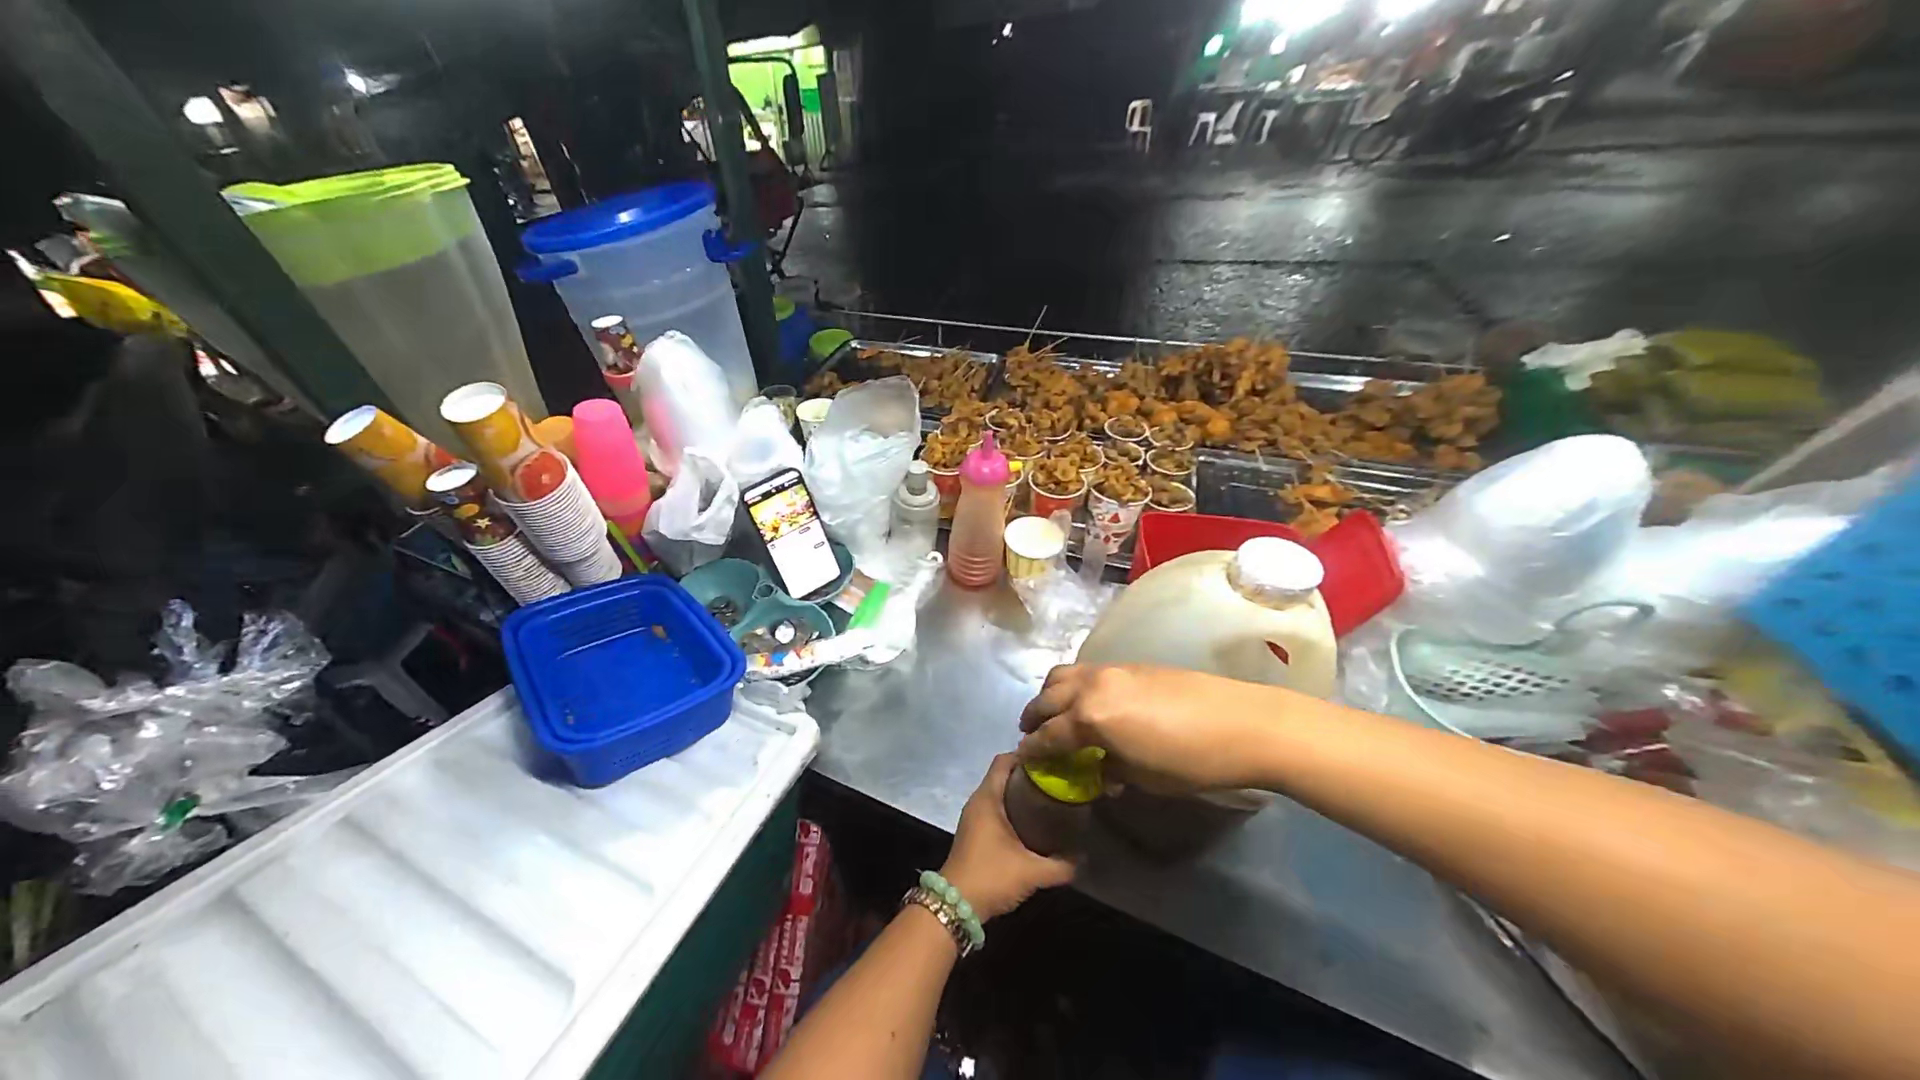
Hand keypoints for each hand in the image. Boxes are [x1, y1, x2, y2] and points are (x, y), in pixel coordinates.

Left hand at [939, 754, 1075, 920]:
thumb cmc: (991, 876)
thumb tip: (1084, 857)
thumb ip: (1062, 865)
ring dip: (1022, 792)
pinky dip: (1014, 808)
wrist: (955, 906)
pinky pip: (997, 808)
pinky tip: (1035, 822)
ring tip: (1051, 797)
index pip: (1004, 760)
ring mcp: (975, 817)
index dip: (1027, 754)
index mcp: (987, 798)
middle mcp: (978, 801)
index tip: (1052, 758)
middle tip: (1058, 778)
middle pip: (1004, 774)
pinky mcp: (976, 832)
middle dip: (1029, 773)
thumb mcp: (1032, 871)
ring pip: (1000, 792)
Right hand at [1017, 665, 1287, 794]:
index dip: (1033, 748)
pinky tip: (1091, 704)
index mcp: (1090, 716)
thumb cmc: (1192, 762)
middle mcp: (1093, 686)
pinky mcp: (1133, 665)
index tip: (1025, 758)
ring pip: (1066, 675)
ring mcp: (1113, 670)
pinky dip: (1077, 686)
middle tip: (1032, 733)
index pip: (1048, 733)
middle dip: (1034, 716)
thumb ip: (1110, 770)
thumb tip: (1099, 769)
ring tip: (1056, 713)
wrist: (1245, 724)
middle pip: (1048, 696)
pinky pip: (1089, 672)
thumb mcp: (1144, 777)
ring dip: (1053, 694)